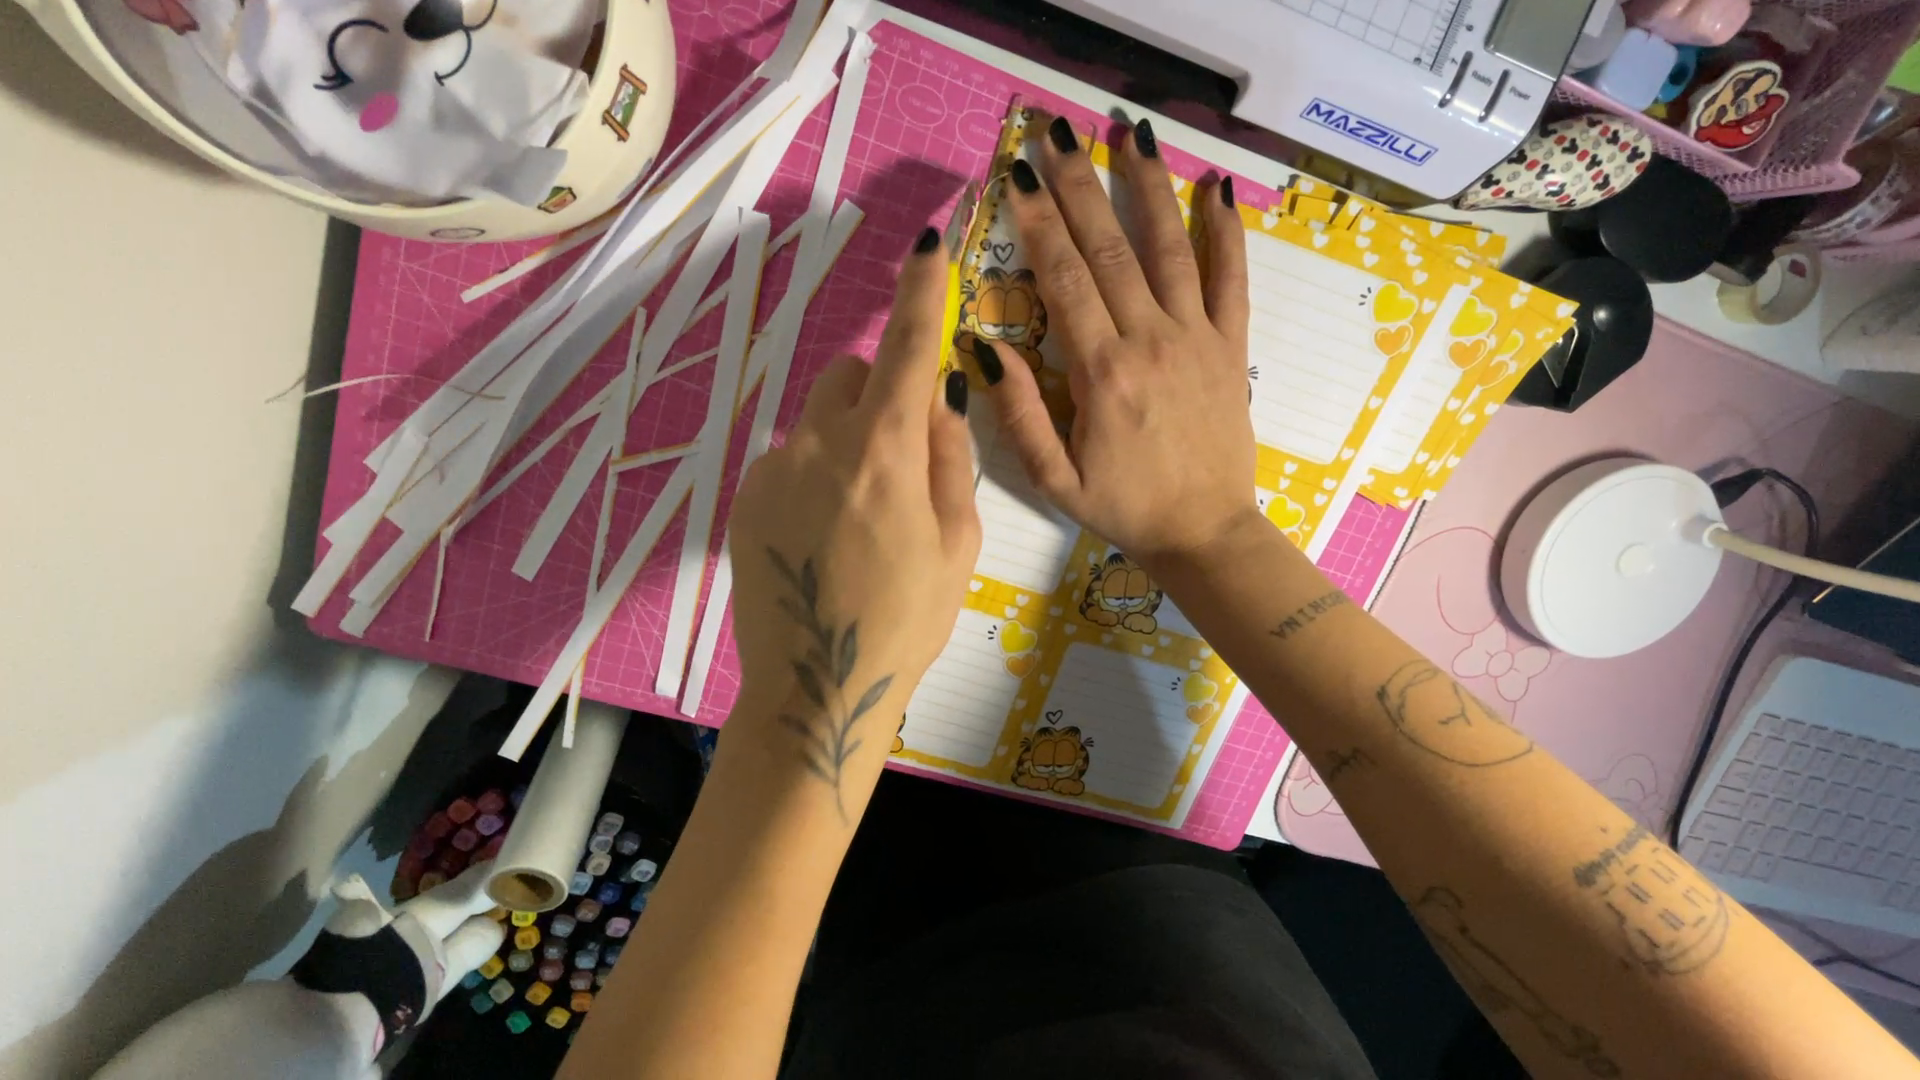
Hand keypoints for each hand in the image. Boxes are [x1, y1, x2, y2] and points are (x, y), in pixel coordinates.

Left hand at [725, 227, 980, 812]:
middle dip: (880, 392)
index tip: (926, 243)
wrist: (817, 686)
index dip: (921, 291)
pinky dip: (813, 471)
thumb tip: (943, 395)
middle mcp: (820, 443)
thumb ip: (952, 458)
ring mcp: (774, 469)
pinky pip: (789, 457)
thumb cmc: (907, 621)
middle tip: (901, 453)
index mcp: (885, 453)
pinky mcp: (745, 497)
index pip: (909, 349)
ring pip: (818, 418)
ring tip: (860, 513)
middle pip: (852, 374)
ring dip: (846, 437)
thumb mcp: (959, 545)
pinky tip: (822, 534)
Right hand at [978, 115, 1259, 568]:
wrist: (1205, 532)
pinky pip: (1231, 279)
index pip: (1064, 280)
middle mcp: (1150, 341)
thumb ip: (1018, 415)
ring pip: (1169, 248)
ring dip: (1148, 187)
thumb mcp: (1055, 479)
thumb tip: (981, 351)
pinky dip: (1225, 232)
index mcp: (1102, 373)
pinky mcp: (1231, 347)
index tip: (1018, 176)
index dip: (1039, 224)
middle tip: (1056, 134)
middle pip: (1111, 249)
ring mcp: (1197, 338)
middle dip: (1080, 186)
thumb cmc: (1124, 509)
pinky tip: (1216, 188)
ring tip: (1131, 134)